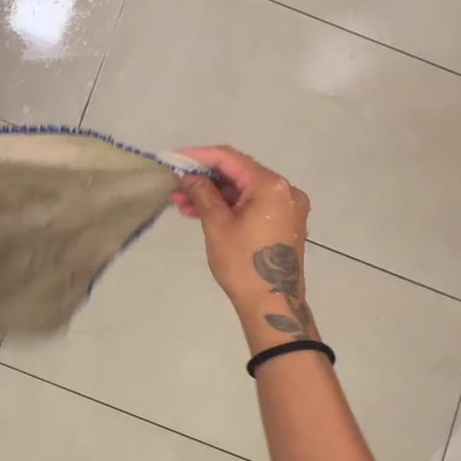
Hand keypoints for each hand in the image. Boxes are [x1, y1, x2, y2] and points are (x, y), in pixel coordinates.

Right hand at [172, 146, 317, 343]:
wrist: (272, 304)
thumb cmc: (242, 263)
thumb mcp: (216, 224)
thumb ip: (201, 192)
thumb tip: (186, 174)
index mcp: (271, 186)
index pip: (230, 159)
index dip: (199, 156)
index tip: (173, 158)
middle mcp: (285, 190)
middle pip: (238, 173)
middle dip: (204, 178)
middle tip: (174, 187)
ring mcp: (287, 206)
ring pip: (243, 190)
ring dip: (213, 194)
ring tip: (181, 205)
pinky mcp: (284, 221)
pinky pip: (252, 204)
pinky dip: (228, 206)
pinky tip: (202, 212)